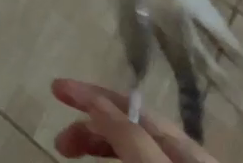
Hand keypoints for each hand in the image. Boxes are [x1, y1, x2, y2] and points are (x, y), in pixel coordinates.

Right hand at [51, 80, 219, 162]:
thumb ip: (129, 136)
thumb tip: (94, 98)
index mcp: (188, 147)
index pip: (135, 109)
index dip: (93, 94)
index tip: (55, 88)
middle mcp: (184, 156)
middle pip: (130, 128)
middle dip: (89, 125)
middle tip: (60, 140)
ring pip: (131, 148)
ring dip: (96, 142)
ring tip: (70, 151)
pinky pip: (134, 161)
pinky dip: (111, 157)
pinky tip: (96, 160)